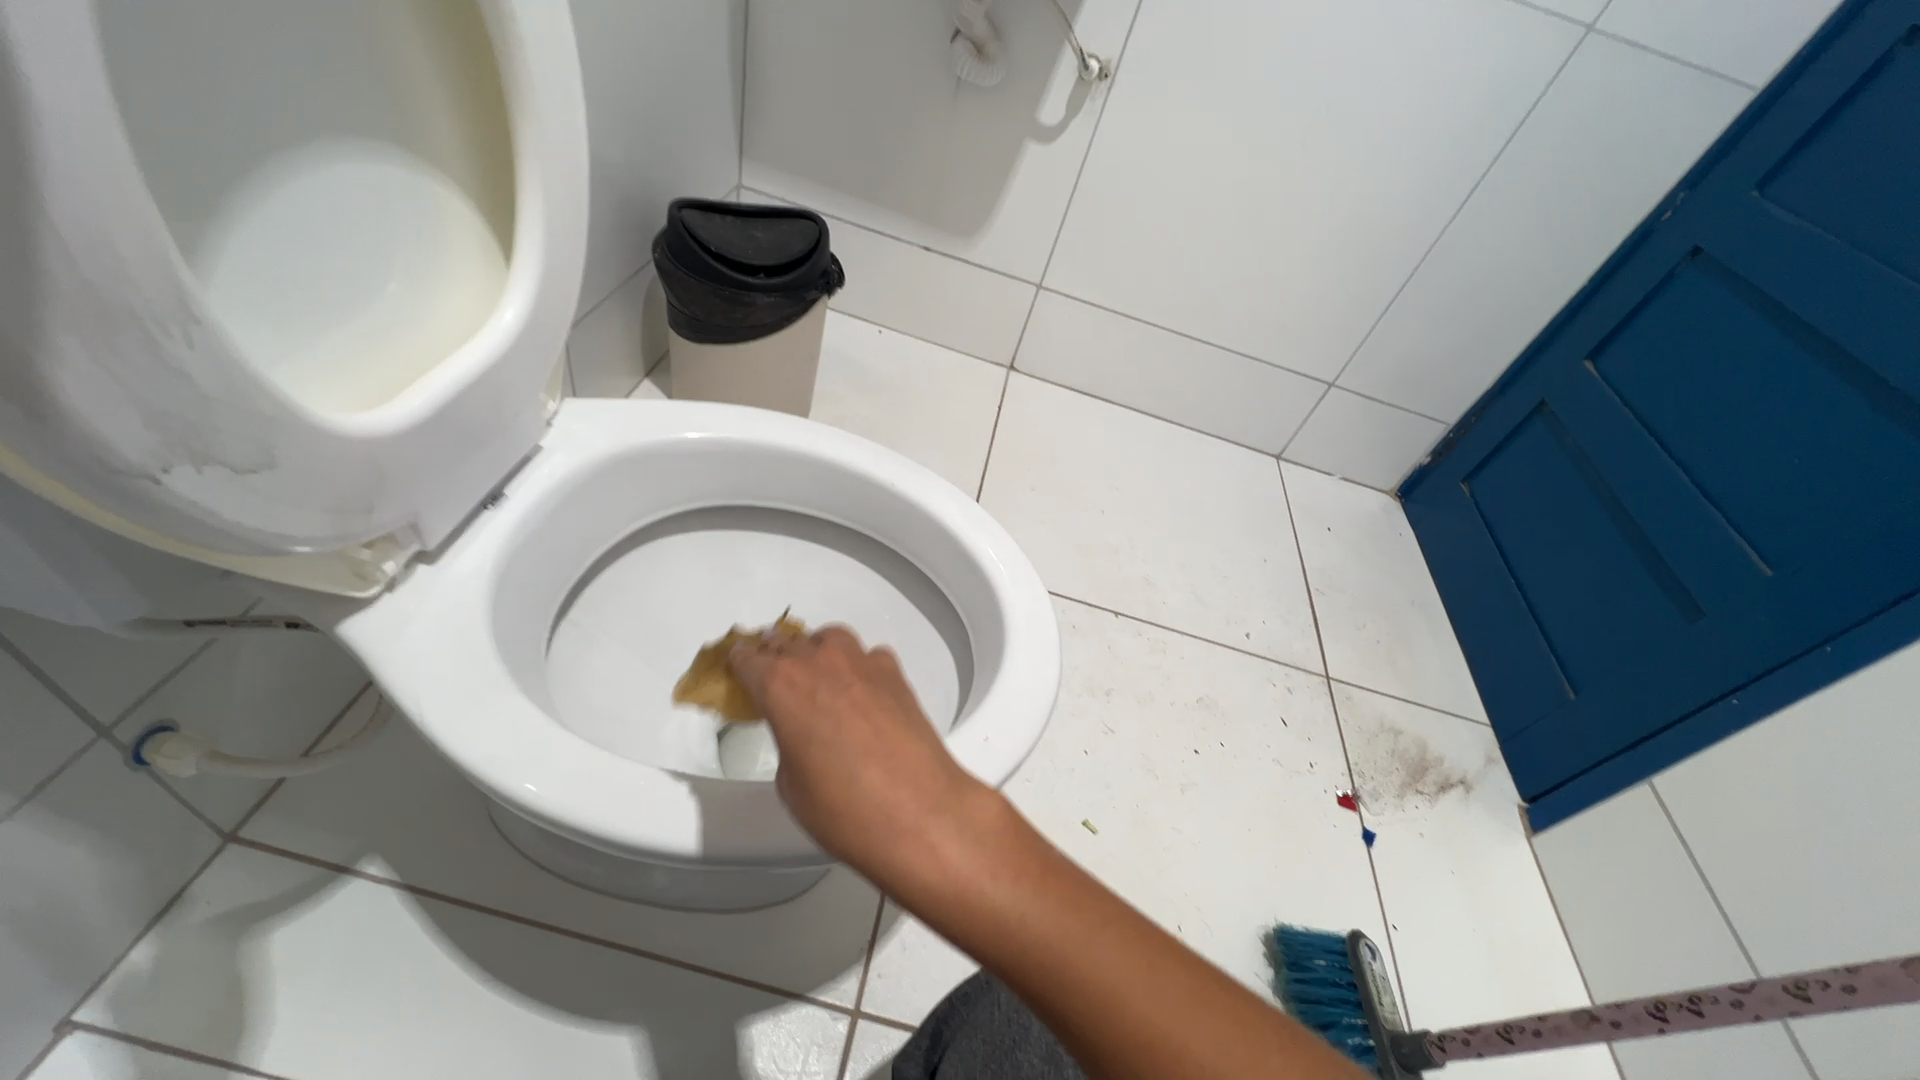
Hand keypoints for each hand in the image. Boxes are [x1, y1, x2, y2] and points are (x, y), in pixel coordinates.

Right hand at [729, 626, 990, 879]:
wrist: (919, 813)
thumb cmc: (845, 809)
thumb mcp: (791, 784)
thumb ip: (787, 740)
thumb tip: (801, 731)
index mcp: (782, 687)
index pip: (750, 660)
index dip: (739, 663)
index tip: (736, 668)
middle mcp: (821, 664)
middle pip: (789, 643)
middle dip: (776, 656)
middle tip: (772, 676)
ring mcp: (864, 665)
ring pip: (831, 640)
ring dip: (818, 652)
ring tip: (817, 677)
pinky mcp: (897, 677)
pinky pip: (869, 657)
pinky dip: (858, 666)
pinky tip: (860, 691)